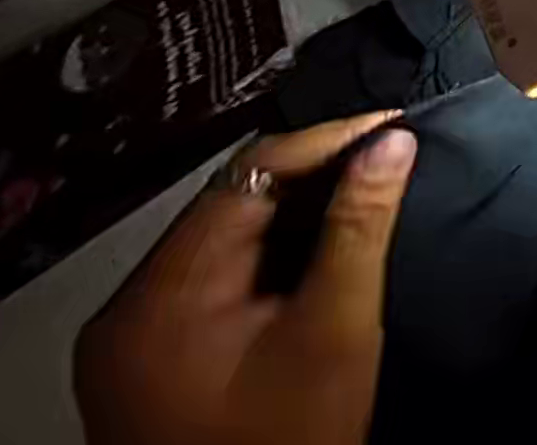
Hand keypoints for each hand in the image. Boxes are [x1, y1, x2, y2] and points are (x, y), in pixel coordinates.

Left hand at [74, 112, 416, 444]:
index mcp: (162, 295)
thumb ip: (361, 224)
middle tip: (395, 144)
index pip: (247, 176)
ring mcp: (150, 322)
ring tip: (378, 170)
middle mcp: (139, 299)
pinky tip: (339, 221)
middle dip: (322, 162)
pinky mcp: (173, 338)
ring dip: (311, 194)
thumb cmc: (292, 427)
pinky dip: (292, 230)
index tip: (398, 122)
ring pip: (240, 223)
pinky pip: (237, 256)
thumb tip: (396, 138)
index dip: (327, 139)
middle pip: (237, 196)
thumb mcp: (335, 322)